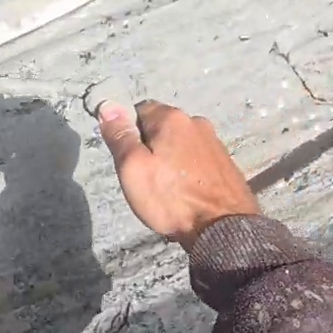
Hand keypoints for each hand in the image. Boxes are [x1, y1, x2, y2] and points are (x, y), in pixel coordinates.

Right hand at [97, 100, 258, 249]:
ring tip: (165, 188)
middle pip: (160, 128)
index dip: (127, 133)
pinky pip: (195, 158)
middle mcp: (196, 122)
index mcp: (172, 118)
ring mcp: (214, 142)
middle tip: (143, 176)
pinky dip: (185, 170)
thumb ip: (119, 136)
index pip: (138, 110)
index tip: (127, 159)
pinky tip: (184, 191)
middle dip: (149, 146)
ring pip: (179, 144)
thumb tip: (107, 105)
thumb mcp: (132, 168)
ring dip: (169, 159)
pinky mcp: (225, 162)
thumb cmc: (171, 198)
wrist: (222, 227)